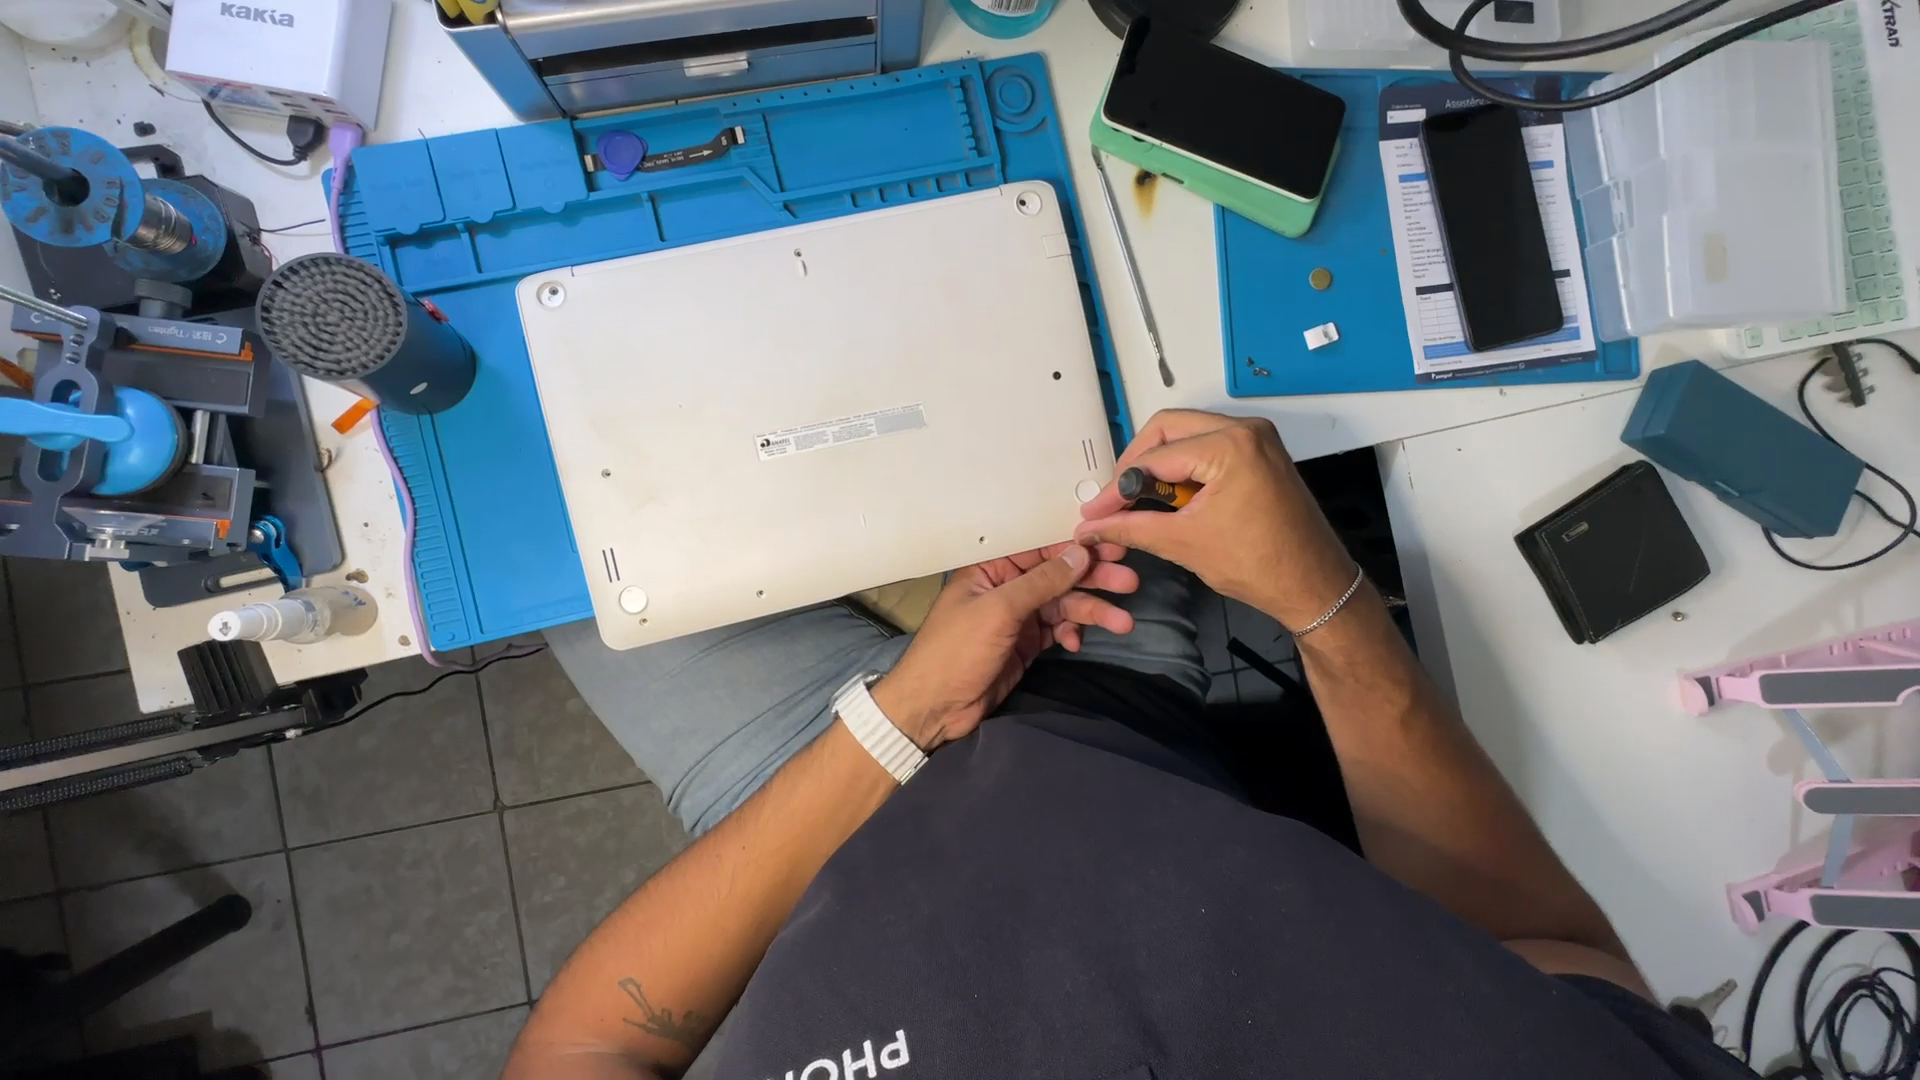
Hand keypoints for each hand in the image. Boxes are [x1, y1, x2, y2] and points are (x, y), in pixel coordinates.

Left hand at [871, 542, 1136, 751]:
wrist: (935, 708)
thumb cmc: (956, 651)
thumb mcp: (999, 611)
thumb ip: (1041, 582)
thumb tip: (1079, 553)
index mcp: (990, 569)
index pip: (1040, 549)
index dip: (1076, 547)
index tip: (1111, 548)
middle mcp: (1005, 588)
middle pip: (1057, 576)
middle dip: (1092, 579)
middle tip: (1128, 583)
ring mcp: (1016, 617)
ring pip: (1062, 605)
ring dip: (1092, 611)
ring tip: (1123, 623)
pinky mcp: (1025, 644)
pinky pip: (1057, 630)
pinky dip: (1071, 633)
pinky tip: (1077, 643)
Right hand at [1074, 410, 1355, 630]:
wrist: (1313, 586)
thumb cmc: (1257, 565)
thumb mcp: (1183, 543)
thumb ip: (1130, 527)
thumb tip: (1090, 526)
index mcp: (1229, 445)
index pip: (1154, 457)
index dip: (1117, 485)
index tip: (1094, 511)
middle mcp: (1245, 429)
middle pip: (1167, 429)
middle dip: (1136, 463)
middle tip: (1115, 498)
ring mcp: (1256, 438)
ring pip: (1187, 434)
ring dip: (1159, 464)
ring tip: (1139, 500)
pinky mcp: (1260, 452)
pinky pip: (1209, 446)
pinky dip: (1184, 468)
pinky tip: (1170, 498)